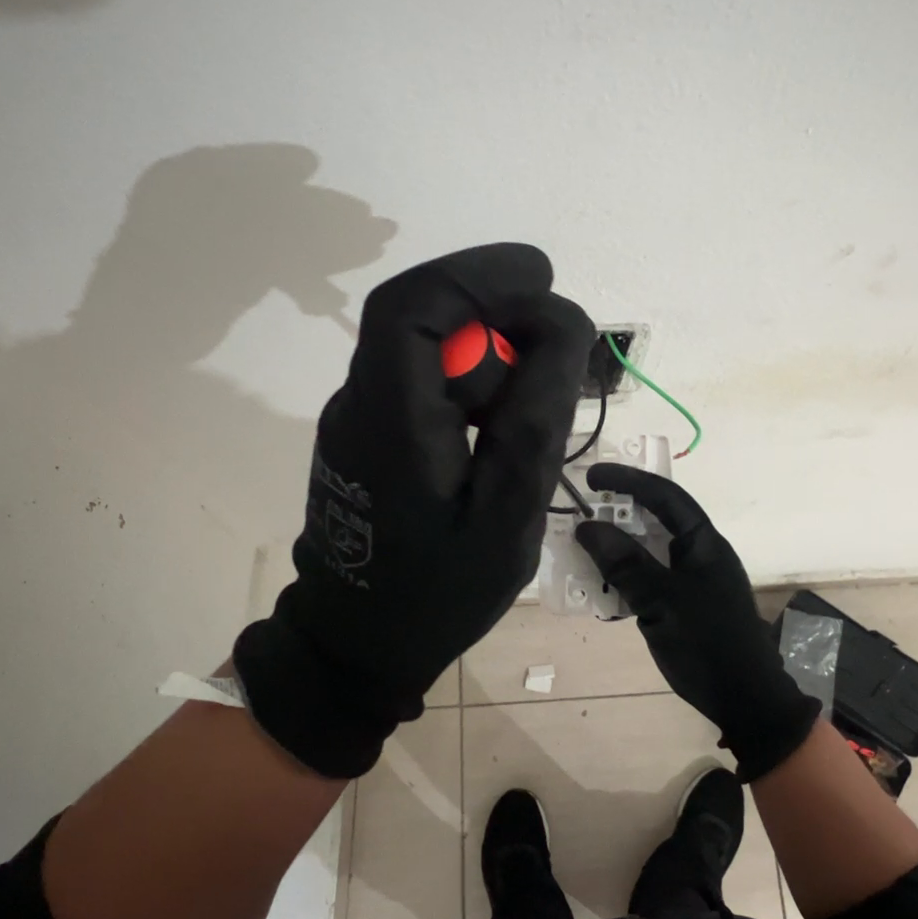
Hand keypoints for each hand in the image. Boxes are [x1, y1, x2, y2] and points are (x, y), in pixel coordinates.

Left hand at [235, 244, 593, 776]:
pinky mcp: (369, 431)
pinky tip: (503, 417)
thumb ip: (536, 421)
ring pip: (424, 344)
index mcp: (389, 420)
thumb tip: (562, 329)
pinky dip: (470, 377)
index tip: (542, 278)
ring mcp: (358, 415)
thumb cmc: (436, 594)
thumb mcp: (507, 519)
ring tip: (541, 391)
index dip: (478, 275)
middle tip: (559, 349)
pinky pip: (422, 377)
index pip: (412, 306)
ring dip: (489, 346)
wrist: (356, 643)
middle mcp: (360, 402)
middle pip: (422, 315)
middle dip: (497, 311)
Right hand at [574, 465, 820, 780]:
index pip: (665, 496)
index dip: (629, 481)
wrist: (745, 700)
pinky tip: (600, 585)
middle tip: (582, 509)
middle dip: (619, 512)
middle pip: (657, 520)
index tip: (592, 476)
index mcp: (704, 543)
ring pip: (650, 551)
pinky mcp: (684, 606)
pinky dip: (624, 576)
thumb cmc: (708, 644)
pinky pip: (649, 579)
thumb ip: (626, 563)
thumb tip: (587, 526)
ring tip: (583, 546)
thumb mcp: (662, 602)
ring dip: (618, 546)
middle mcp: (700, 555)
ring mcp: (693, 581)